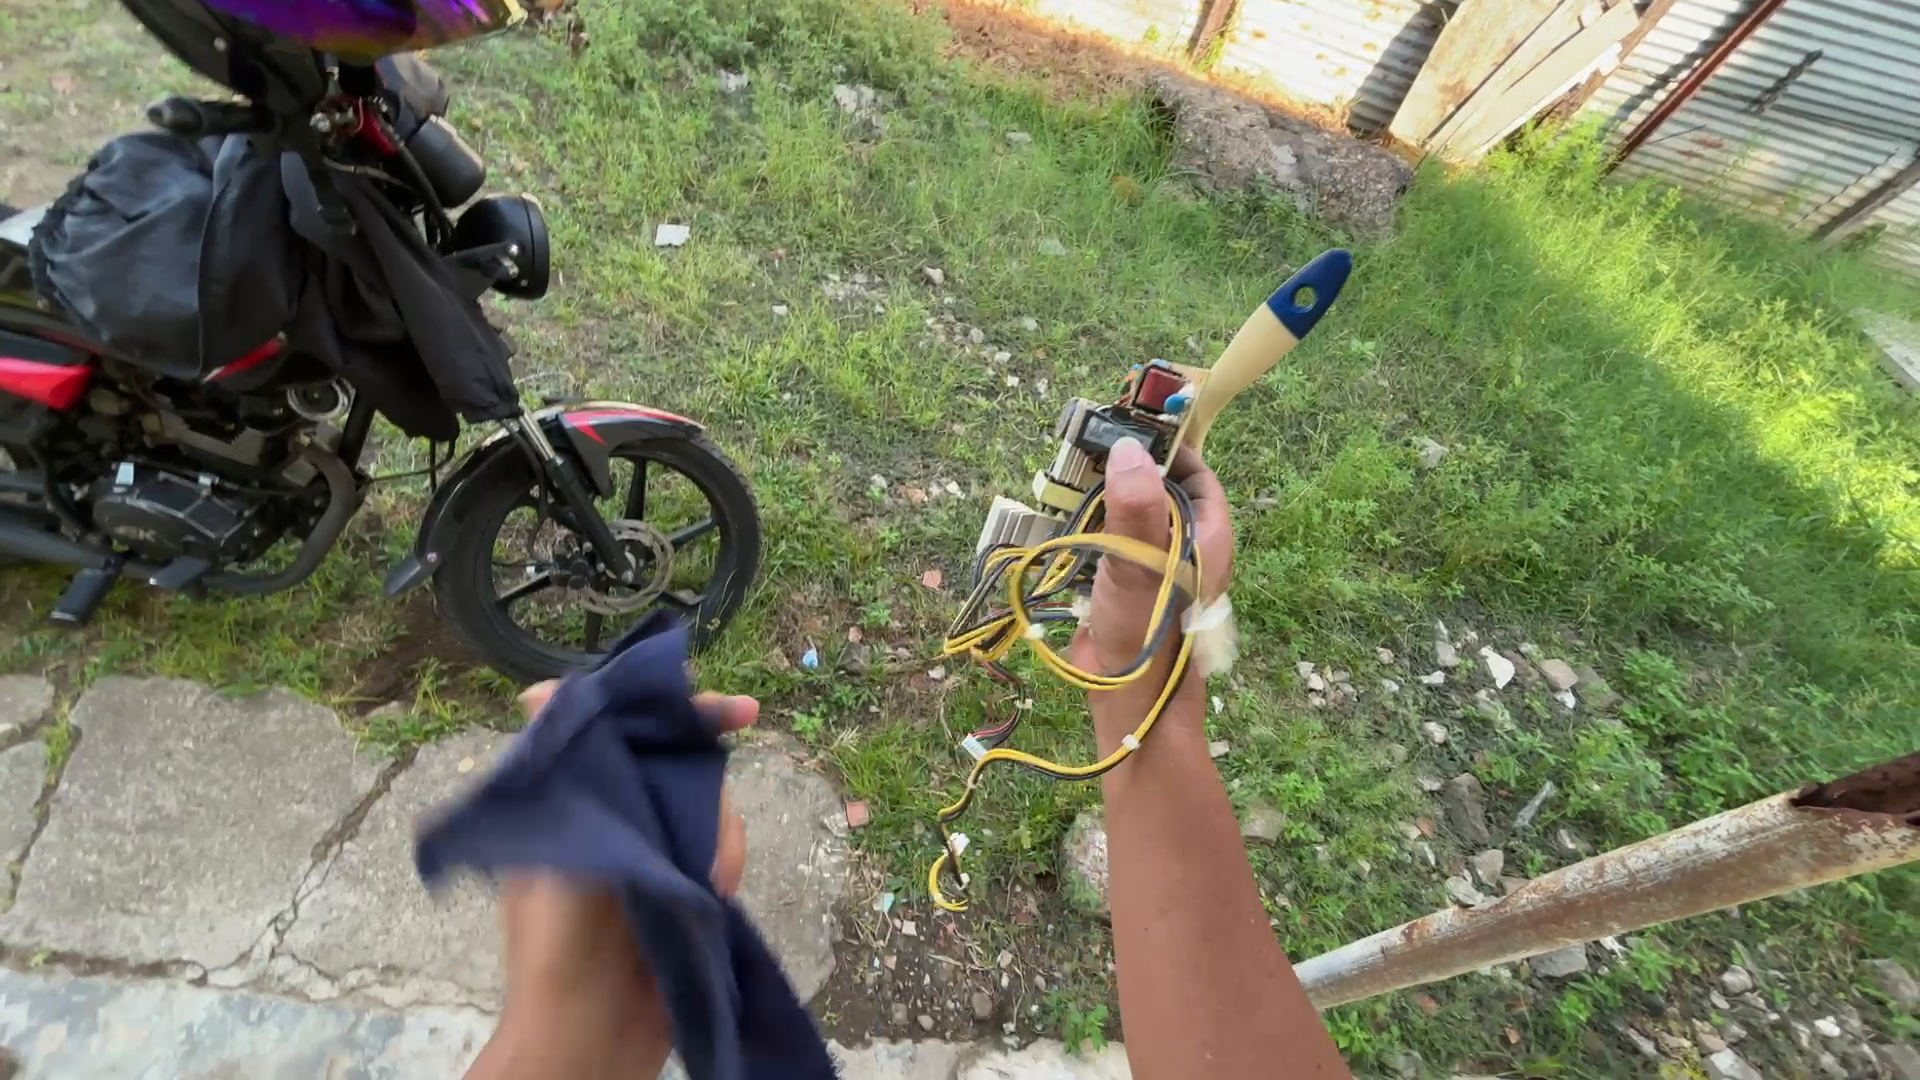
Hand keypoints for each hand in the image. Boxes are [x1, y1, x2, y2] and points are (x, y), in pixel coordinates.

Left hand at [466, 682, 757, 1079]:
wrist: (592, 1032)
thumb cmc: (558, 937)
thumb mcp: (550, 845)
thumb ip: (559, 768)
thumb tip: (541, 689)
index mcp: (586, 797)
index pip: (637, 730)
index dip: (685, 711)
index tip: (737, 710)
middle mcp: (625, 812)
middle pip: (688, 766)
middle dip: (710, 791)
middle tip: (717, 832)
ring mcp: (660, 847)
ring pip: (714, 808)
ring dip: (718, 841)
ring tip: (705, 882)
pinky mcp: (689, 878)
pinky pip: (726, 849)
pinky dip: (726, 866)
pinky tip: (714, 891)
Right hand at [1072, 438, 1233, 737]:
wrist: (1125, 696)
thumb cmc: (1147, 630)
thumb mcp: (1143, 563)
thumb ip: (1137, 508)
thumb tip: (1128, 448)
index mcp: (1207, 536)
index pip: (1197, 476)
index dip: (1171, 450)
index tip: (1134, 426)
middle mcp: (1183, 546)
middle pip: (1159, 491)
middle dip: (1128, 468)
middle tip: (1090, 446)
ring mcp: (1151, 564)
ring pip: (1130, 515)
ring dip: (1103, 495)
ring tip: (1070, 472)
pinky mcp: (1122, 582)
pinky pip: (1108, 540)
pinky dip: (1087, 524)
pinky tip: (1061, 514)